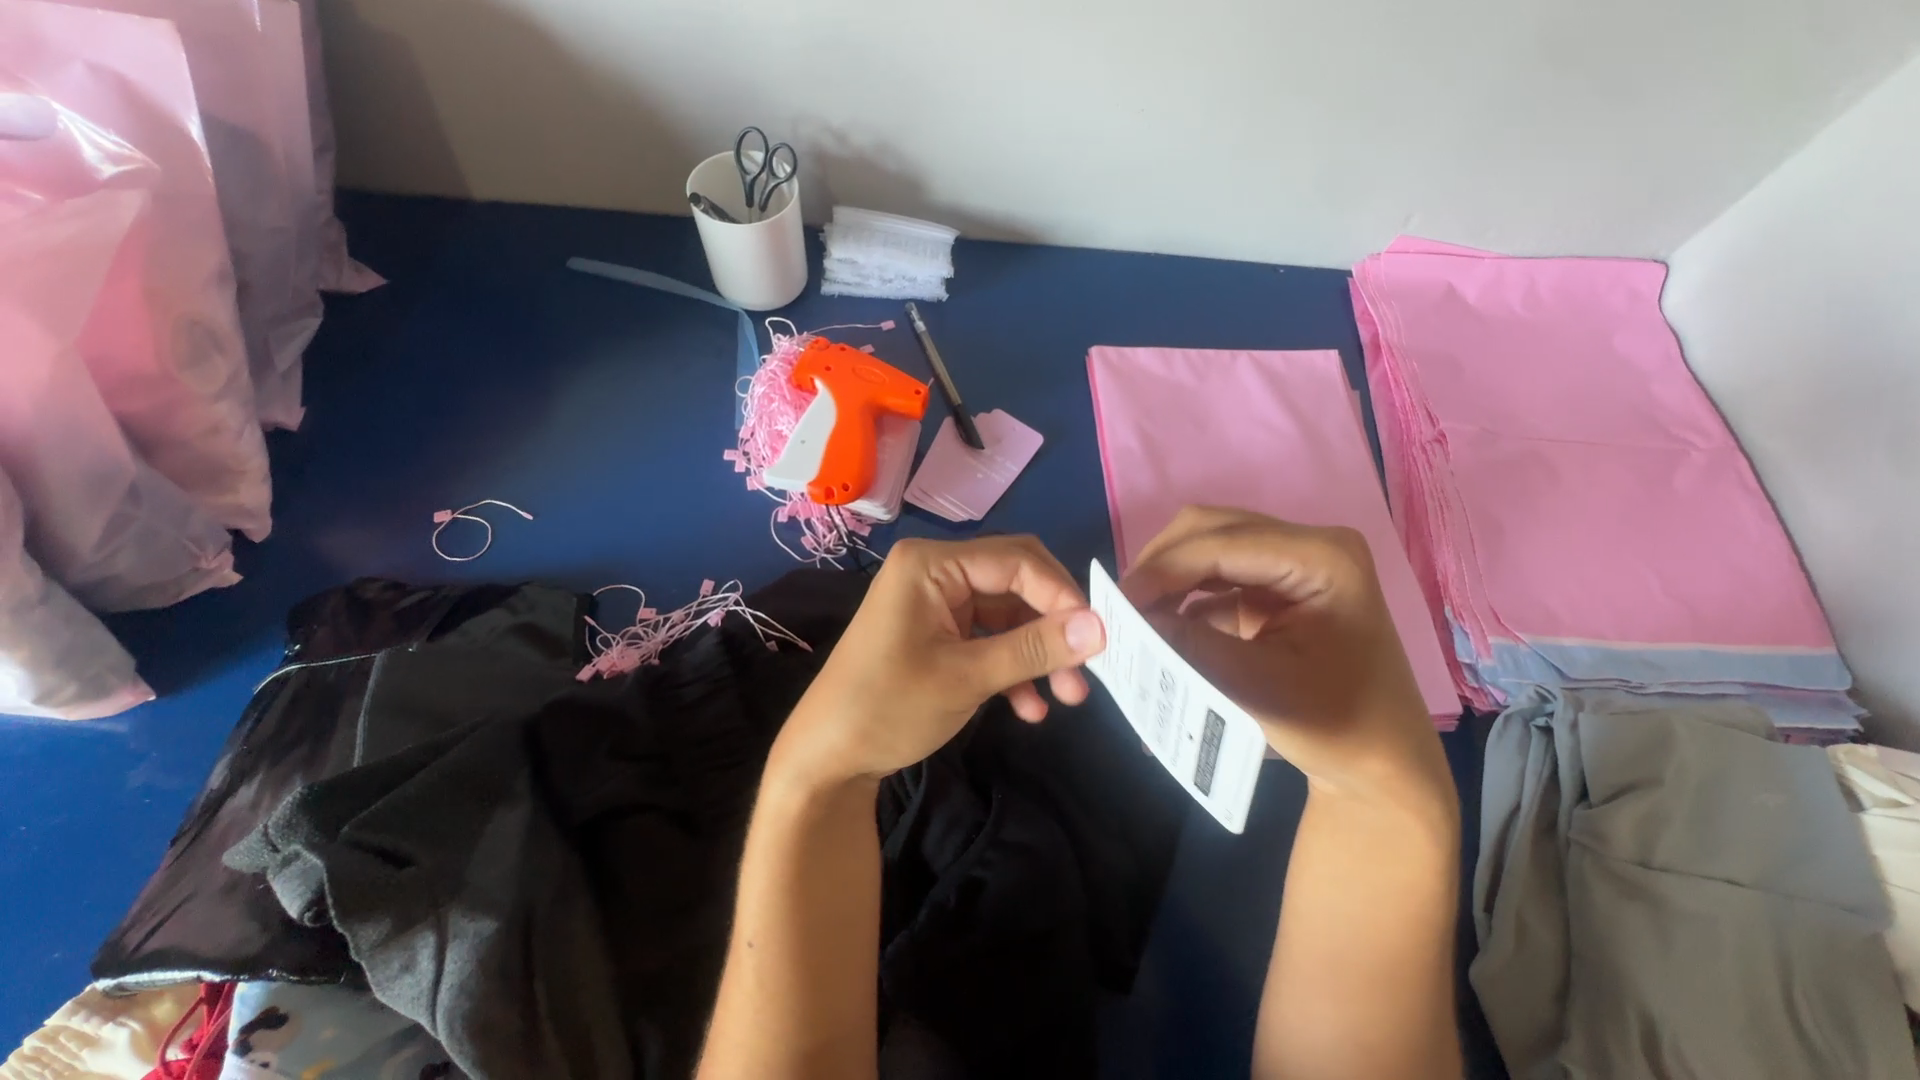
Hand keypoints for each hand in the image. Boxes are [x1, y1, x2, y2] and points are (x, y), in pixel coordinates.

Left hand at [774, 535, 1106, 786]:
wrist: (828, 758)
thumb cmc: (888, 708)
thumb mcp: (966, 678)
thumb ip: (1034, 649)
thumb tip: (1101, 628)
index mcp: (931, 564)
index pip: (1017, 560)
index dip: (1063, 595)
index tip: (1099, 638)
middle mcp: (935, 572)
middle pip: (1017, 582)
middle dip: (1053, 624)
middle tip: (1087, 666)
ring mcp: (937, 604)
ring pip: (1008, 614)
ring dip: (1038, 653)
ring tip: (1069, 697)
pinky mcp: (939, 634)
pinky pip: (989, 638)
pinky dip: (1012, 667)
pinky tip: (1030, 708)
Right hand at [1121, 507, 1449, 805]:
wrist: (1381, 766)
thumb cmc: (1334, 727)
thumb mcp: (1257, 687)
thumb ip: (1190, 647)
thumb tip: (1125, 622)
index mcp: (1322, 558)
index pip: (1222, 542)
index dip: (1162, 569)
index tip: (1115, 604)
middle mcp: (1310, 544)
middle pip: (1212, 529)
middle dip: (1161, 565)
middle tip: (1120, 606)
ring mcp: (1295, 563)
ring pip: (1210, 547)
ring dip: (1169, 578)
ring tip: (1133, 615)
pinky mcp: (1279, 587)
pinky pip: (1218, 575)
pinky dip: (1184, 596)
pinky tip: (1159, 625)